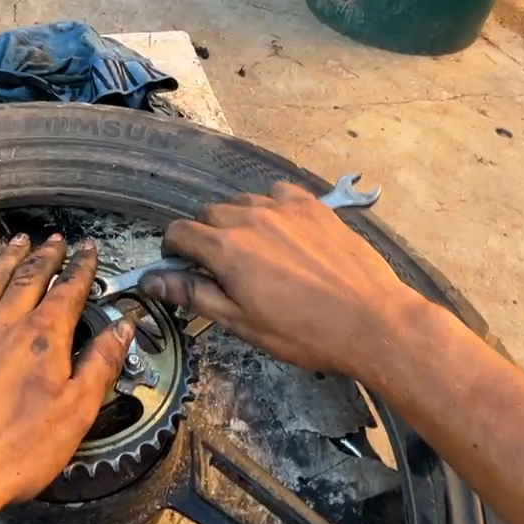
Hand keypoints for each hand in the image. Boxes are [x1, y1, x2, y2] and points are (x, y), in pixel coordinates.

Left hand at [0, 233, 132, 518]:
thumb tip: (123, 328)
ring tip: (17, 241)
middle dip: (46, 256)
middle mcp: (3, 325)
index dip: (81, 268)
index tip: (87, 250)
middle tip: (55, 239)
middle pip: (29, 278)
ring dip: (6, 259)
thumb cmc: (14, 452)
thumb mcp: (75, 413)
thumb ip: (100, 364)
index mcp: (42, 338)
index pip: (68, 291)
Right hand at [146, 182, 423, 378]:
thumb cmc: (303, 331)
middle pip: (209, 213)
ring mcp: (282, 206)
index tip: (184, 267)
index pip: (179, 231)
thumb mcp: (240, 322)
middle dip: (207, 236)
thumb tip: (152, 279)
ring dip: (238, 221)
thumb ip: (193, 293)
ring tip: (258, 251)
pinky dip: (271, 207)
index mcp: (225, 247)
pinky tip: (283, 230)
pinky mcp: (312, 204)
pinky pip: (277, 192)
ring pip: (242, 201)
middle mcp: (248, 216)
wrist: (371, 321)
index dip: (174, 250)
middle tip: (225, 267)